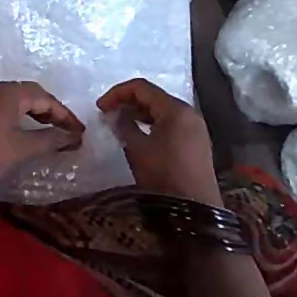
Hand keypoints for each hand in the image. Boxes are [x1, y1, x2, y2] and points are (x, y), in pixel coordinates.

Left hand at [0, 81, 86, 181]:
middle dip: (52, 112)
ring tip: (51, 129)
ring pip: (18, 99)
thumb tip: (73, 137)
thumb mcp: (25, 147)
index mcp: (12, 93)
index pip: (46, 99)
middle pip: (32, 95)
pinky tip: (27, 128)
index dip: (65, 115)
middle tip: (67, 128)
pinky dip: (21, 114)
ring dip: (36, 113)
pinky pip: (6, 105)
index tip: (79, 131)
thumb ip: (52, 139)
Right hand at [98, 79, 221, 205]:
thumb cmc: (164, 174)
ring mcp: (195, 127)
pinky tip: (138, 134)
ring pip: (162, 110)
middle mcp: (189, 113)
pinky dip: (151, 123)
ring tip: (118, 123)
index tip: (100, 106)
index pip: (142, 87)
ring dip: (138, 113)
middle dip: (128, 101)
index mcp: (176, 109)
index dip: (117, 93)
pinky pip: (170, 123)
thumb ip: (123, 124)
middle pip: (154, 96)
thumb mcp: (137, 148)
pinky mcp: (196, 141)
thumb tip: (116, 113)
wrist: (195, 209)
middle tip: (107, 113)